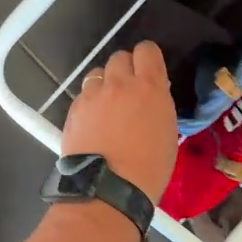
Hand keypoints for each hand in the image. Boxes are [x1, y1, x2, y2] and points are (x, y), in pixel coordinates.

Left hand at [60, 41, 177, 205]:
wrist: (109, 191)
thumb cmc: (150, 168)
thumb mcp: (167, 130)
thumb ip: (158, 103)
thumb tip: (151, 94)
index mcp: (149, 87)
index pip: (147, 50)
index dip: (148, 58)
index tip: (149, 71)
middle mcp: (119, 84)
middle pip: (119, 57)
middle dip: (126, 69)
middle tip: (129, 90)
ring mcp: (93, 96)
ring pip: (97, 73)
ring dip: (105, 83)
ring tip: (108, 105)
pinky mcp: (73, 110)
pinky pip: (83, 95)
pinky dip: (90, 102)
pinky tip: (93, 122)